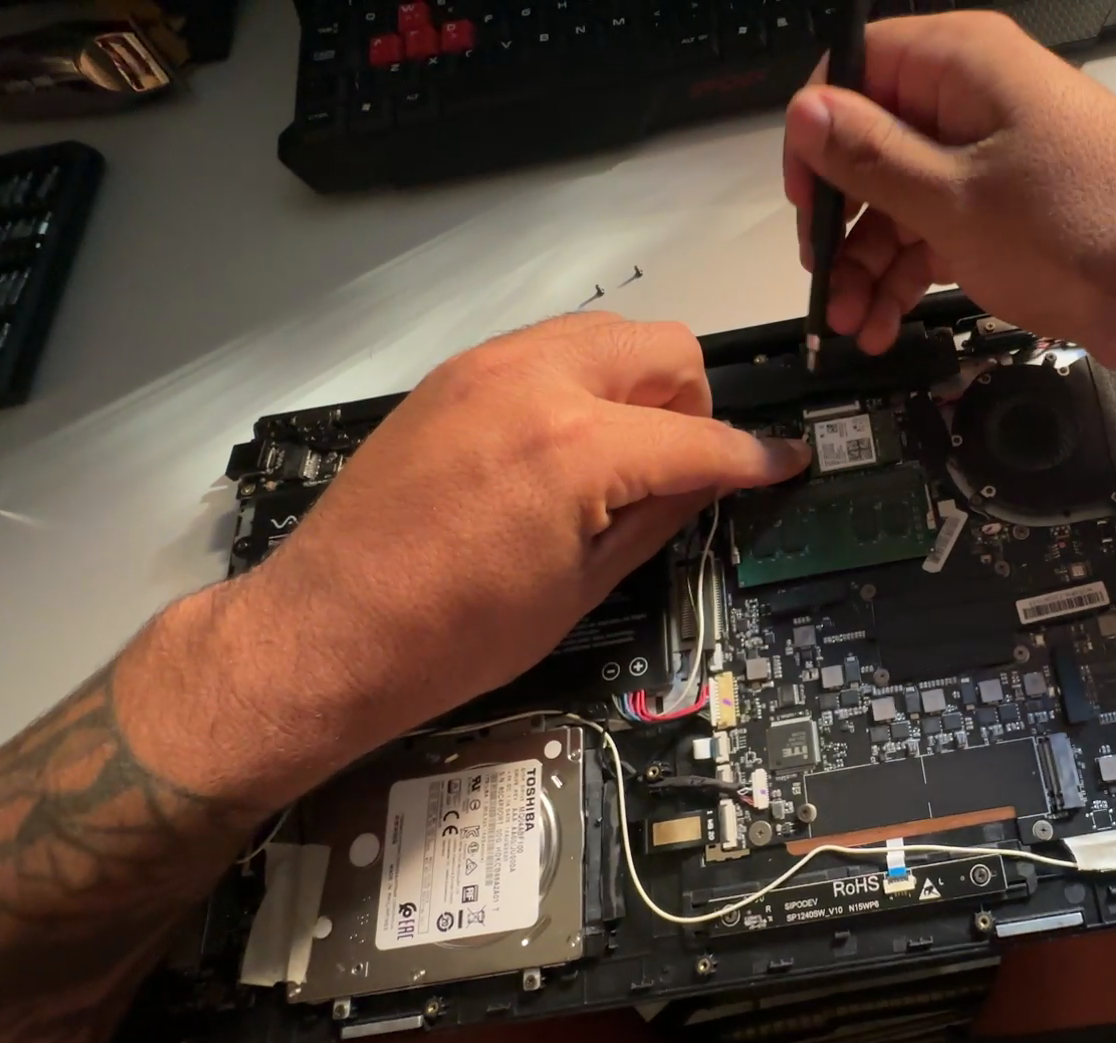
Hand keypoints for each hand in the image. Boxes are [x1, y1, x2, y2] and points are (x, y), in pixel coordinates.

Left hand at [216, 314, 808, 778]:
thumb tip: (714, 478)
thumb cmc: (462, 634)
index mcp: (578, 448)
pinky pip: (556, 349)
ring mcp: (490, 367)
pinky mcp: (459, 374)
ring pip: (613, 334)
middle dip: (696, 404)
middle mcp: (538, 381)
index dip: (755, 457)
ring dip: (643, 385)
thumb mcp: (589, 583)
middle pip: (668, 347)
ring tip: (624, 454)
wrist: (329, 631)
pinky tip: (570, 444)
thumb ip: (665, 514)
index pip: (701, 438)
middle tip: (681, 465)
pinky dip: (589, 382)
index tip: (786, 462)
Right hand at [783, 12, 1115, 371]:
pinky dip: (908, 280)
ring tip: (853, 325)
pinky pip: (937, 239)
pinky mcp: (1005, 218)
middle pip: (875, 152)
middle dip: (843, 226)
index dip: (817, 137)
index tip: (804, 206)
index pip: (857, 73)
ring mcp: (992, 165)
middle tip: (824, 287)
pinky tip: (884, 323)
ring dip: (870, 269)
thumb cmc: (1077, 229)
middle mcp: (974, 105)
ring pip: (903, 207)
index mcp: (962, 66)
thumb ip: (873, 158)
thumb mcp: (957, 198)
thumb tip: (804, 110)